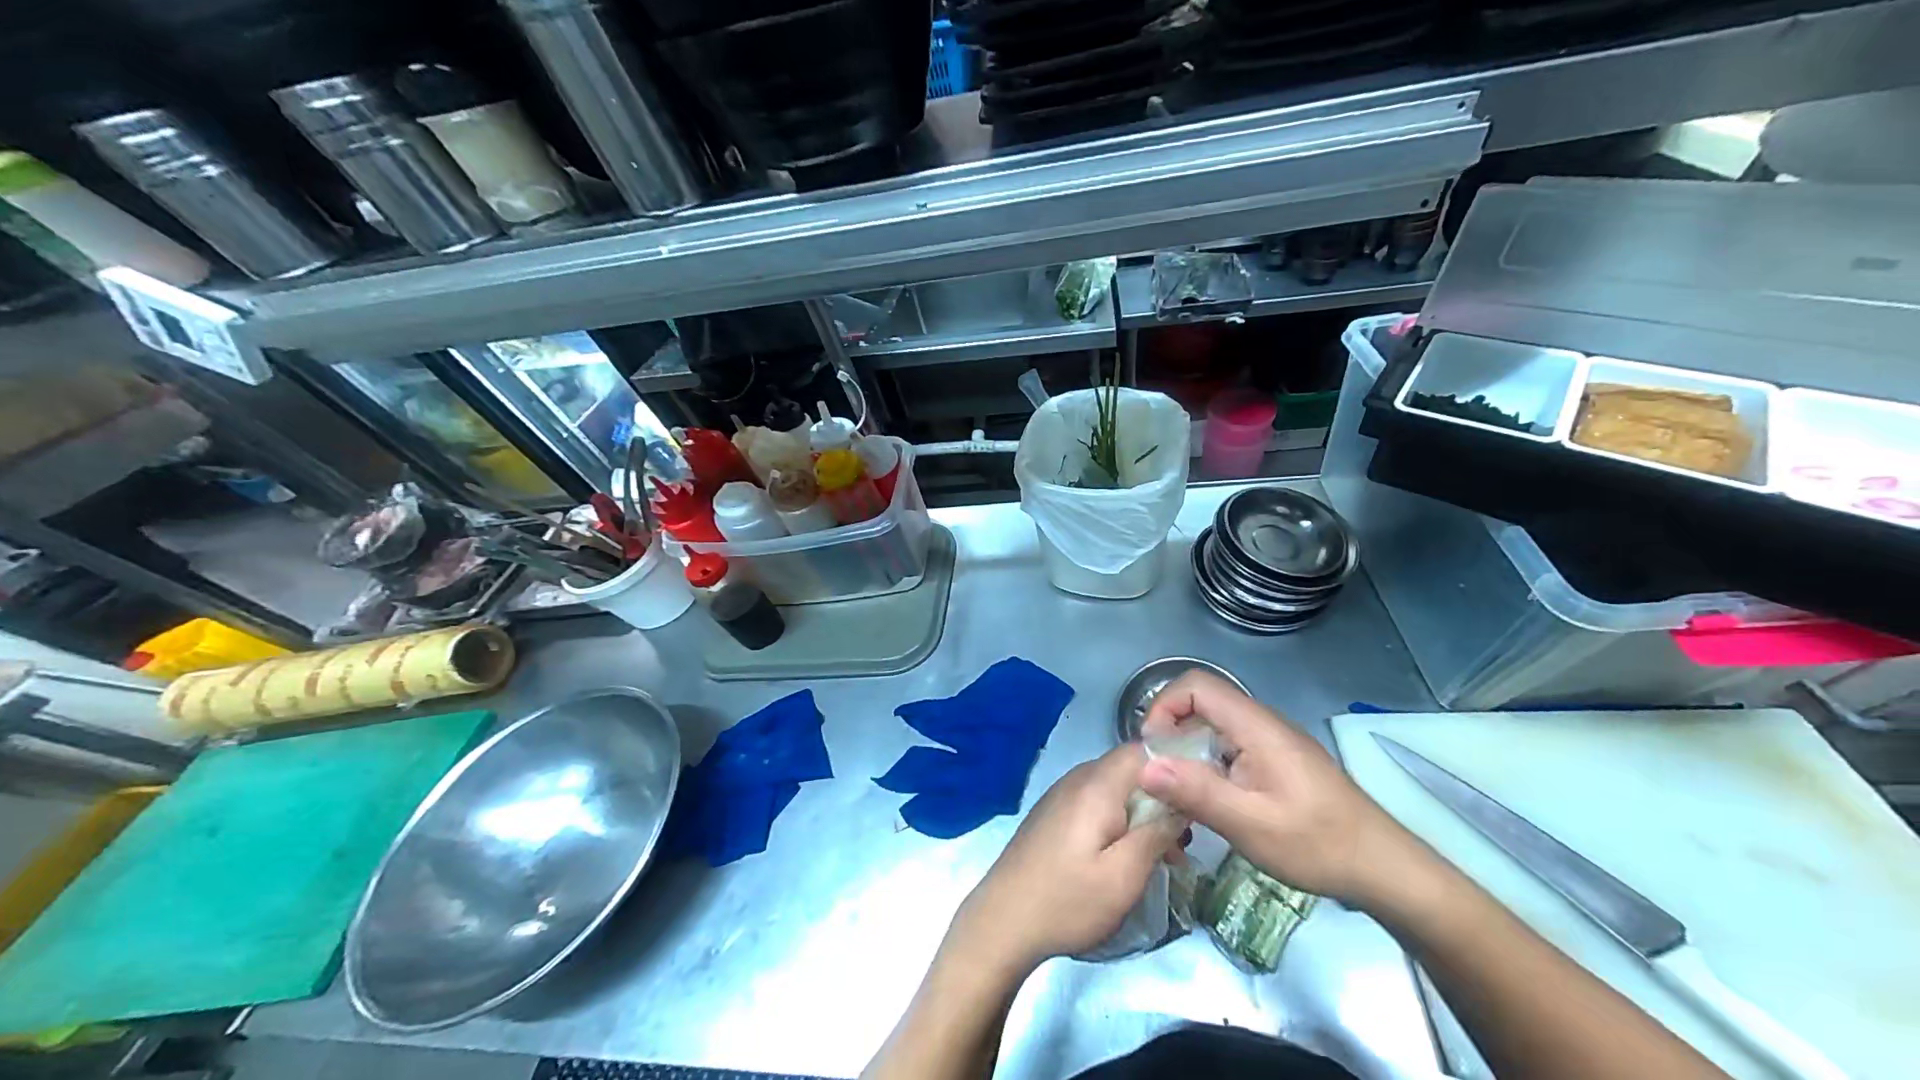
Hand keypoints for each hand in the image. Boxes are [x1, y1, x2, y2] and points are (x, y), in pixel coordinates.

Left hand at [948, 744, 1183, 973]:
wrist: (1002, 921)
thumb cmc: (1067, 900)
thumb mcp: (1124, 876)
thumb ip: (1156, 833)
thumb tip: (1181, 802)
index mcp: (1096, 785)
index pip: (1144, 750)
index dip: (1176, 766)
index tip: (1199, 798)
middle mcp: (1077, 779)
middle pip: (1130, 770)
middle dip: (1162, 799)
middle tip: (1184, 842)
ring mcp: (1061, 795)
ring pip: (1115, 790)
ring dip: (1142, 814)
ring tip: (1163, 857)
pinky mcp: (1053, 814)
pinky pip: (1096, 804)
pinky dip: (1119, 822)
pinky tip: (1126, 857)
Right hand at [1138, 671, 1415, 906]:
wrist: (1384, 869)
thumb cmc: (1318, 844)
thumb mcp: (1250, 824)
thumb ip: (1195, 792)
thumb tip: (1143, 766)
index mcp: (1256, 727)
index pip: (1196, 685)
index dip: (1164, 707)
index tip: (1153, 749)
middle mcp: (1263, 724)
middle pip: (1202, 704)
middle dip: (1171, 732)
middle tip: (1159, 777)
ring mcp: (1273, 743)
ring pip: (1215, 727)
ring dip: (1189, 751)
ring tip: (1179, 793)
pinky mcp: (1279, 762)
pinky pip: (1231, 747)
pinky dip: (1209, 765)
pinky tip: (1210, 803)